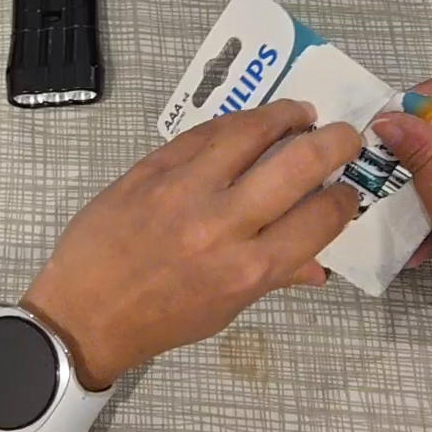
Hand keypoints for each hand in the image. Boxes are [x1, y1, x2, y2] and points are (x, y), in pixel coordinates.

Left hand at [25, 100, 361, 389]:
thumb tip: (320, 263)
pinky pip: (204, 132)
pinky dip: (236, 122)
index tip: (346, 189)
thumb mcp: (227, 309)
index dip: (345, 198)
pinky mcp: (152, 168)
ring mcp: (184, 190)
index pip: (321, 219)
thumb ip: (277, 276)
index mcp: (249, 270)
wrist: (85, 310)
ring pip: (249, 132)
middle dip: (335, 143)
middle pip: (297, 164)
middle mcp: (223, 224)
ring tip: (301, 112)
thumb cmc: (162, 318)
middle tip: (345, 136)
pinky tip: (251, 122)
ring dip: (285, 115)